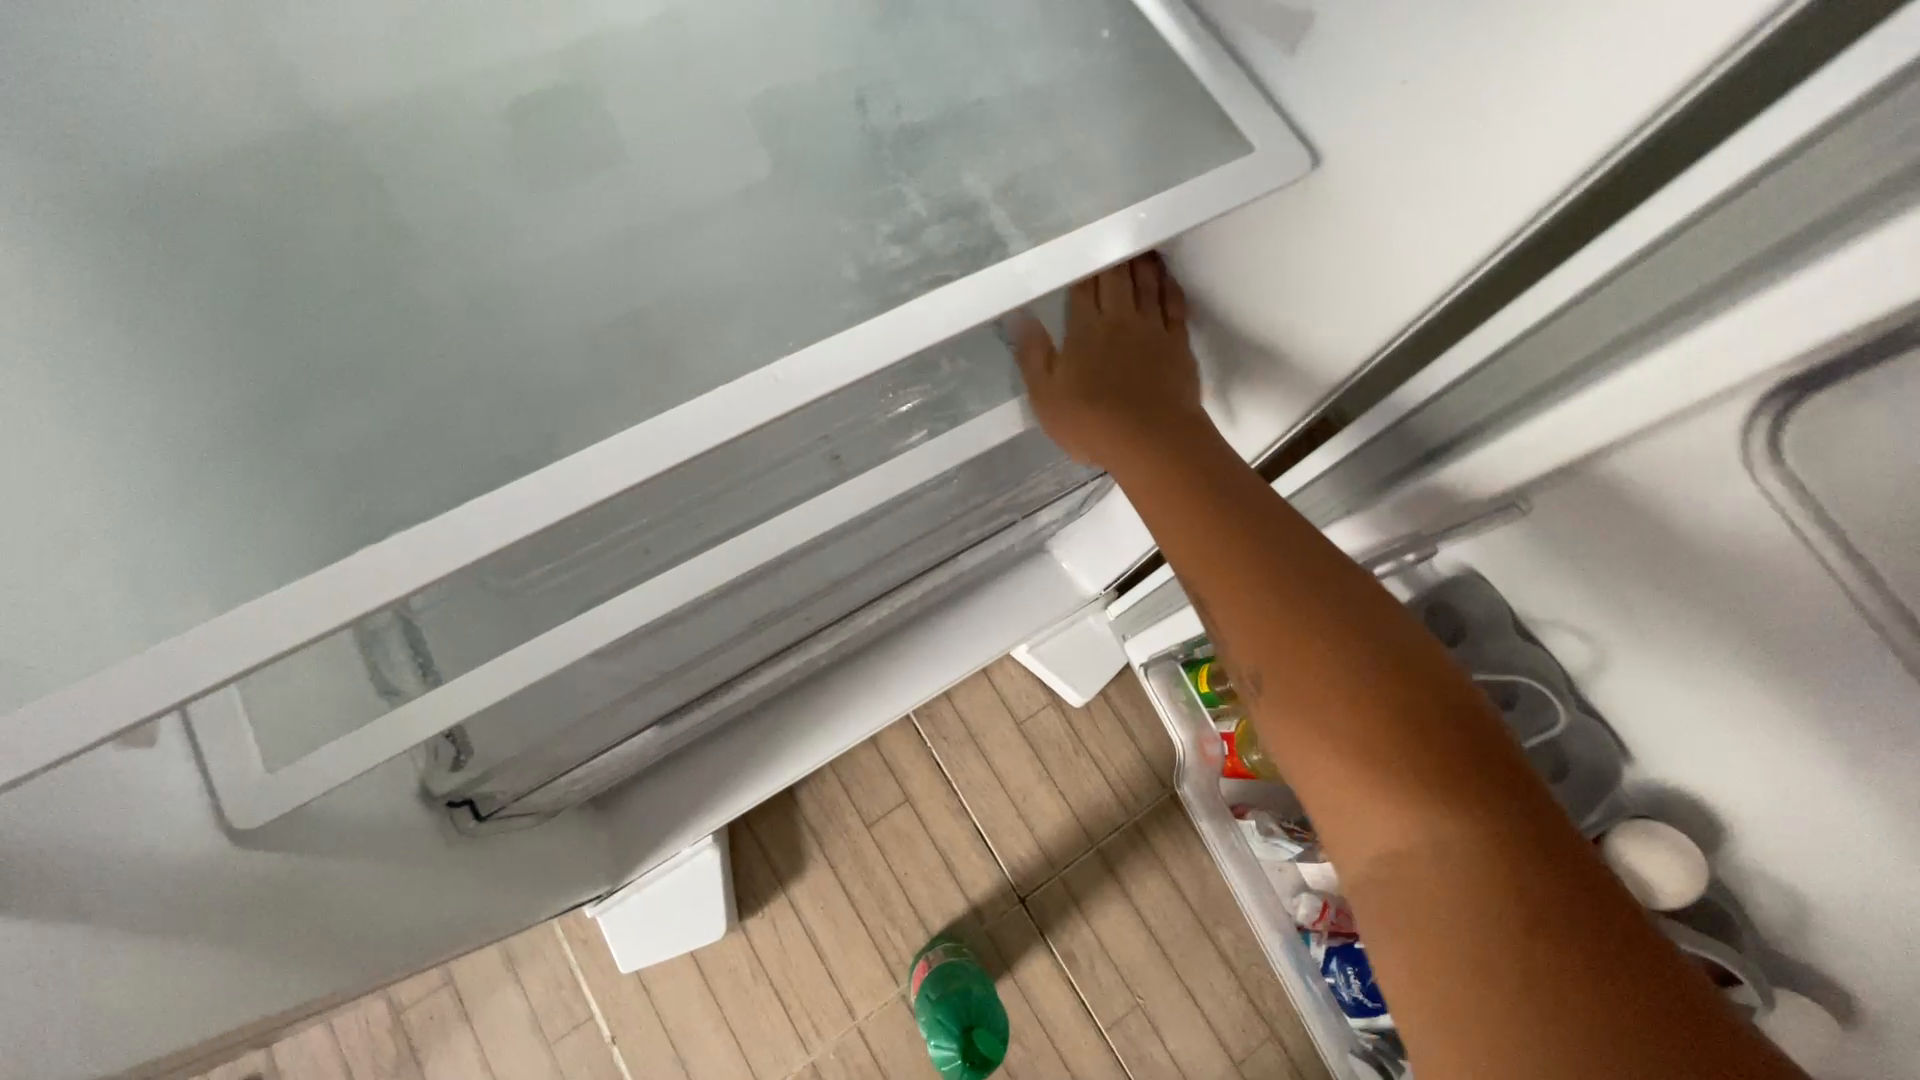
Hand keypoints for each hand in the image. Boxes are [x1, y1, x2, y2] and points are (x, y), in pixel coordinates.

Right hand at [1011, 254, 1213, 470]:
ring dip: (1144, 262)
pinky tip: (1167, 278)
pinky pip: (1174, 306)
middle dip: (1115, 255)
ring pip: (1148, 284)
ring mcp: (1153, 330)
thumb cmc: (1090, 421)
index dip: (1083, 267)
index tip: (1083, 248)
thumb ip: (1033, 353)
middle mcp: (1120, 319)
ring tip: (1141, 245)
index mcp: (1085, 329)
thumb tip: (1020, 316)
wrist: (1151, 440)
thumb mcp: (1045, 395)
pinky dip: (1170, 287)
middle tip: (1116, 233)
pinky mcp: (1178, 345)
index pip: (1083, 288)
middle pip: (1118, 278)